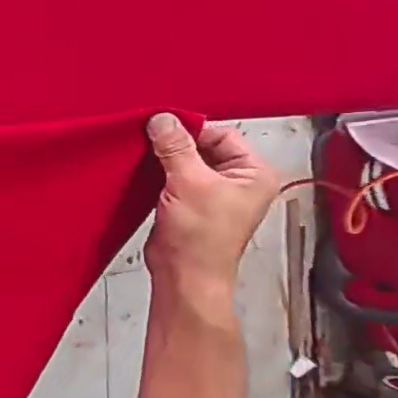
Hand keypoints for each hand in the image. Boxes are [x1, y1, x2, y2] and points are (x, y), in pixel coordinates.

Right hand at [143, 114, 277, 292]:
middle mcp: (237, 182)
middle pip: (203, 147)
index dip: (193, 130)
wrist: (183, 278)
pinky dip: (159, 174)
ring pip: (186, 163)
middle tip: (151, 138)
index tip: (165, 126)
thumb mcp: (189, 182)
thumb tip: (162, 119)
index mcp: (253, 173)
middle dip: (176, 145)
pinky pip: (174, 179)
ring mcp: (212, 195)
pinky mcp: (189, 205)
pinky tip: (143, 170)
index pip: (223, 134)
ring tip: (145, 154)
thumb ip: (175, 147)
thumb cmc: (200, 238)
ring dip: (166, 160)